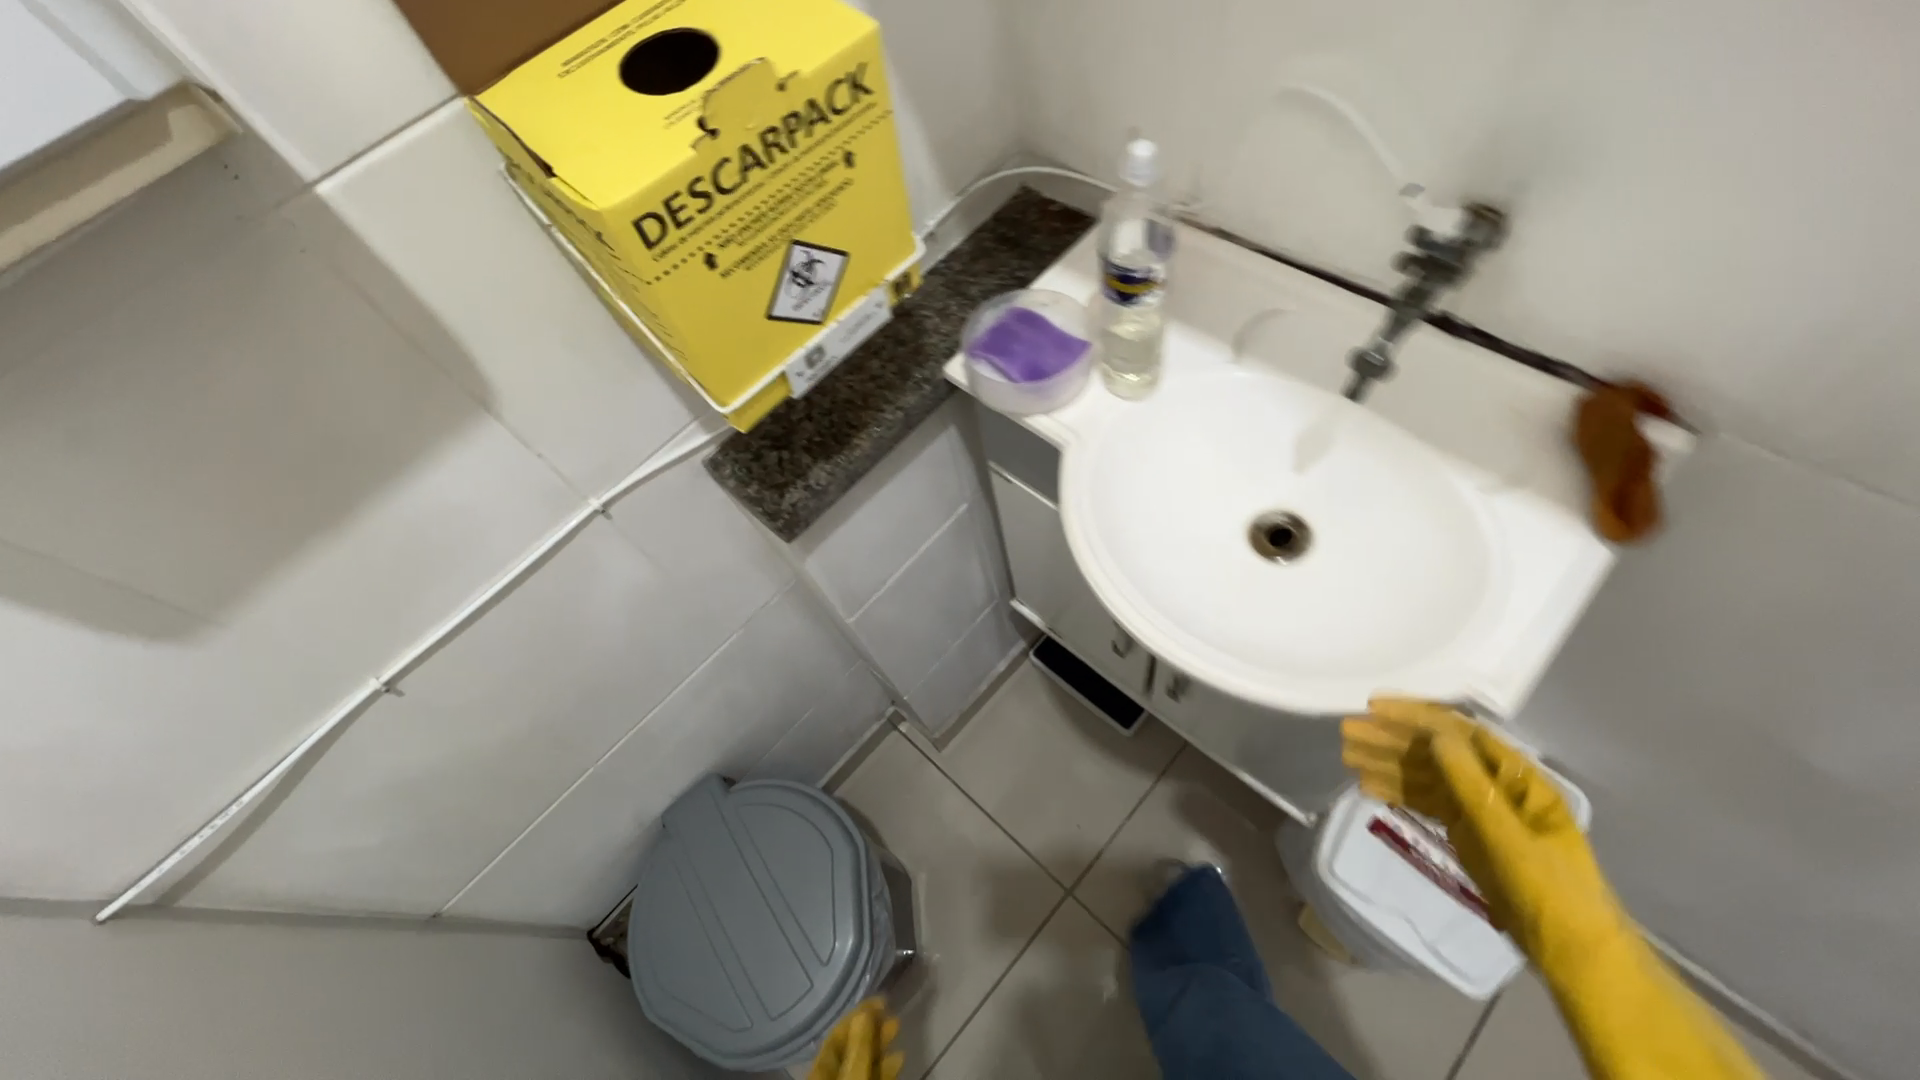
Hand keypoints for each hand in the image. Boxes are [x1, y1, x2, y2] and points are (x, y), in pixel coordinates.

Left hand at [806, 998, 903, 1079]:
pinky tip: (899, 1057)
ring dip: (881, 1044)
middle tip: (890, 1010)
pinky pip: (870, 1076)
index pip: (837, 1034)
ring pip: (862, 1061)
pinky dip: (884, 1067)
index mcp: (819, 1068)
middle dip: (872, 1026)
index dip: (858, 1014)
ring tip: (897, 1026)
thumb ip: (859, 1045)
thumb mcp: (854, 1074)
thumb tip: (865, 1011)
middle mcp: (829, 1074)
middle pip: (851, 1046)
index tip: (880, 999)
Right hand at [1341, 698, 1624, 973]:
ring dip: (1387, 763)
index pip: (1459, 732)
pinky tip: (1368, 787)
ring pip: (1426, 776)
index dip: (1415, 716)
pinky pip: (1427, 803)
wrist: (1573, 952)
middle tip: (1347, 733)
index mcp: (1517, 778)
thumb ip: (1472, 786)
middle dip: (1391, 739)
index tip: (1373, 709)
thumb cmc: (1552, 892)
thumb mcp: (1510, 838)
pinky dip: (1398, 792)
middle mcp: (1497, 785)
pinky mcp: (1468, 833)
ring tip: (1347, 756)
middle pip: (1437, 752)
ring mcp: (1481, 810)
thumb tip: (1436, 735)